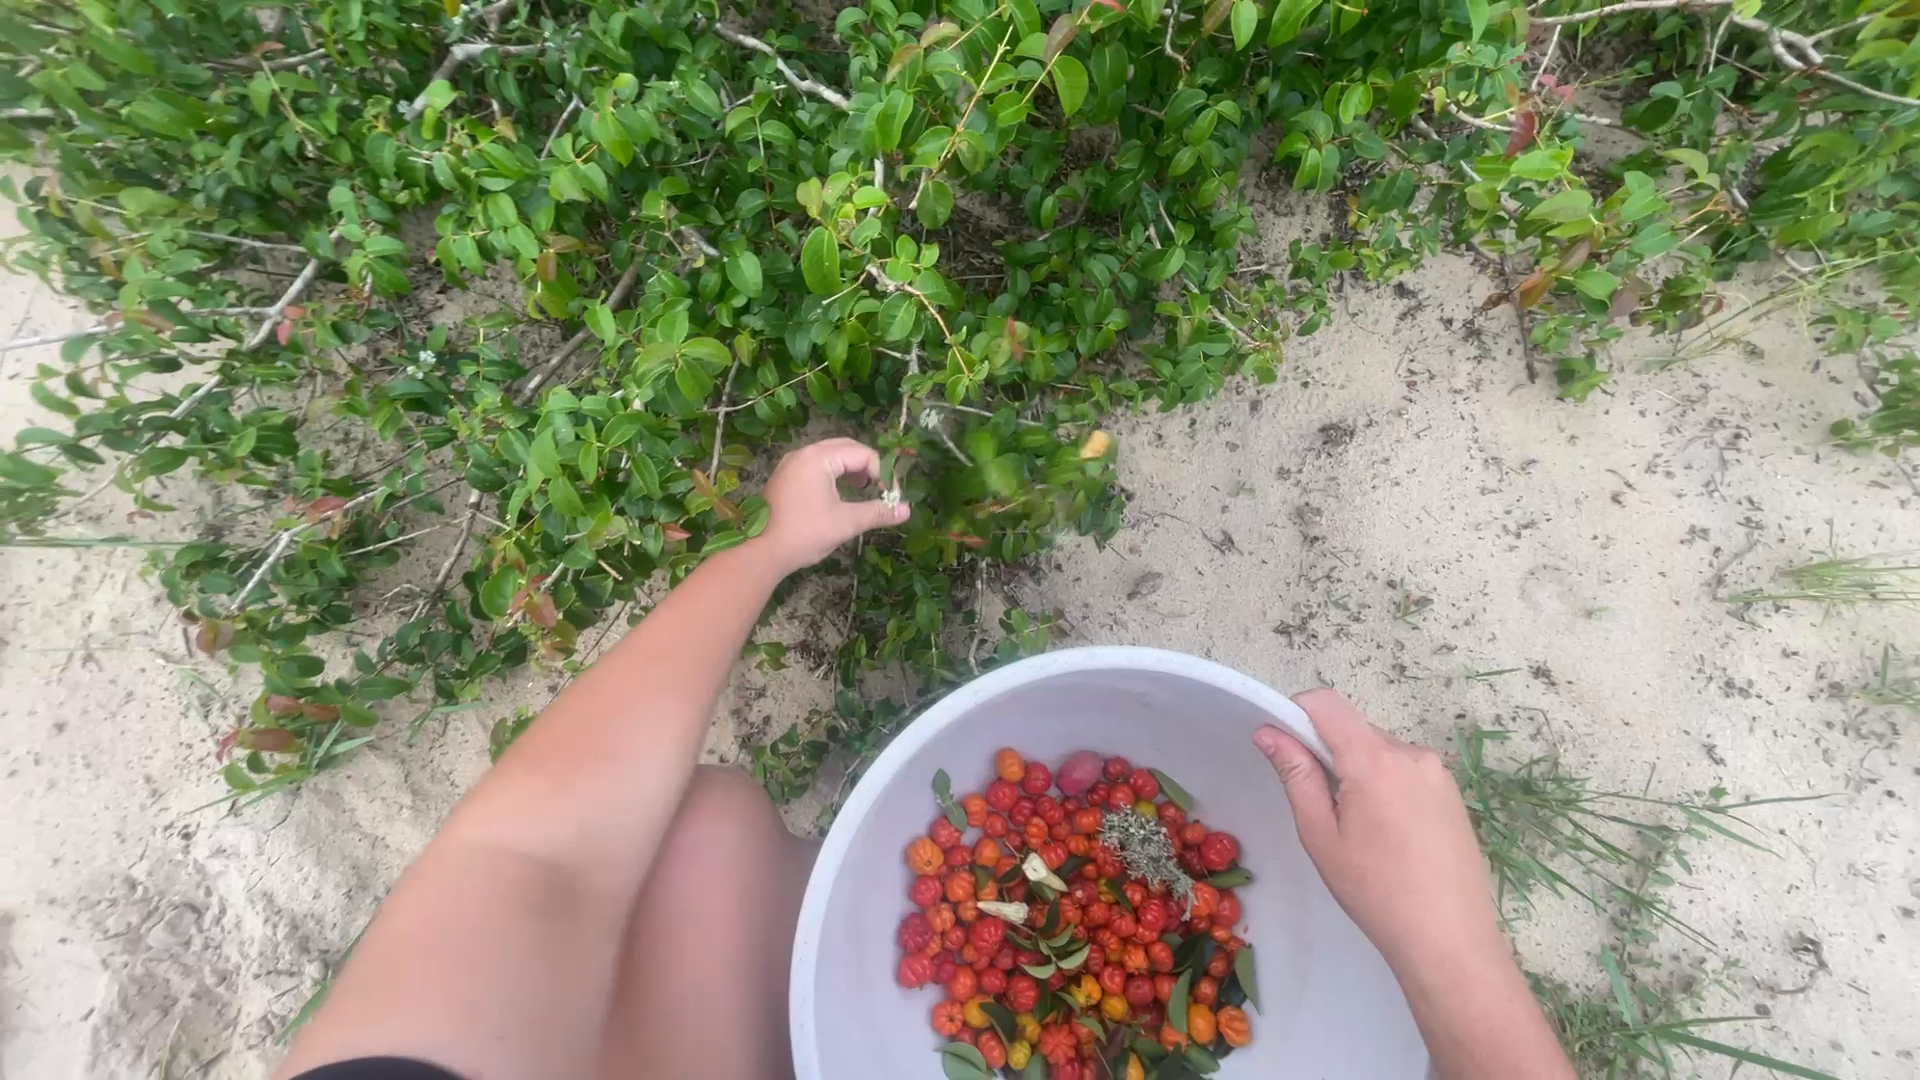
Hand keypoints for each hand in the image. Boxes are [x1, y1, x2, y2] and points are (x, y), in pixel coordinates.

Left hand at [751, 437, 908, 575]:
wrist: (761, 551)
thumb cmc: (804, 534)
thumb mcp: (846, 523)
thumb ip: (878, 512)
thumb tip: (907, 510)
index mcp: (818, 458)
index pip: (863, 455)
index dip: (884, 474)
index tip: (893, 497)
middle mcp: (804, 453)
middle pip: (847, 448)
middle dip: (870, 466)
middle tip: (883, 488)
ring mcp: (793, 463)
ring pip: (832, 456)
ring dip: (854, 469)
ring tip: (867, 489)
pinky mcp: (787, 476)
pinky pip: (818, 465)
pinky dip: (836, 474)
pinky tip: (845, 492)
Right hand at [1253, 689, 1503, 975]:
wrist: (1450, 943)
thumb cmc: (1374, 889)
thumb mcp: (1319, 832)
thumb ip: (1295, 773)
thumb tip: (1268, 731)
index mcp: (1375, 759)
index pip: (1325, 703)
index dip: (1295, 713)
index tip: (1283, 749)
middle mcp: (1411, 754)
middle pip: (1351, 727)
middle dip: (1326, 751)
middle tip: (1321, 804)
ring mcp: (1437, 773)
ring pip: (1377, 749)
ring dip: (1356, 769)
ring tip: (1358, 825)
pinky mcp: (1452, 793)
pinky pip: (1403, 768)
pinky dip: (1382, 783)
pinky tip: (1387, 832)